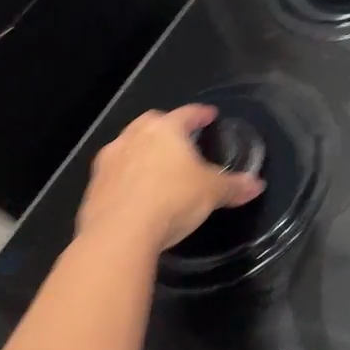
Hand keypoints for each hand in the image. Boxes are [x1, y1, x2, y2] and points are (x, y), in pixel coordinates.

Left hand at [76, 105, 265, 252]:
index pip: (186, 114)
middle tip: (179, 140)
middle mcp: (133, 139)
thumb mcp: (212, 193)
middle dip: (164, 128)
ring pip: (127, 148)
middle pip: (150, 124)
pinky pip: (113, 176)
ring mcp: (108, 163)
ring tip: (155, 168)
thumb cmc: (172, 200)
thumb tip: (257, 185)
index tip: (209, 115)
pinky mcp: (92, 189)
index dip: (200, 114)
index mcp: (164, 130)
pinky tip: (136, 195)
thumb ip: (234, 186)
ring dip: (140, 153)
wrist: (118, 236)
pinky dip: (125, 179)